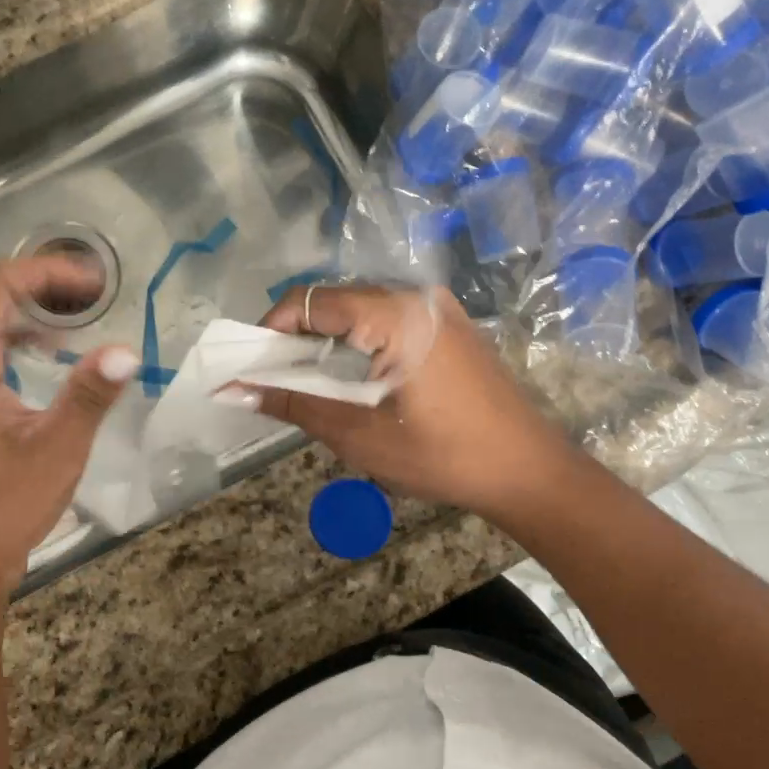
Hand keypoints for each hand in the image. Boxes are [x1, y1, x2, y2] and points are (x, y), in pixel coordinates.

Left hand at [0, 258, 138, 597]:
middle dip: (41, 280)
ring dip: (33, 306)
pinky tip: (55, 353)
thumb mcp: (57, 450)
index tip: (96, 286)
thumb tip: (127, 350)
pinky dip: (24, 335)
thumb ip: (88, 396)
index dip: (46, 271)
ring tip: (82, 313)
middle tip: (94, 294)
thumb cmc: (5, 507)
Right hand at [250, 284, 575, 520]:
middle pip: (333, 300)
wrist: (529, 471)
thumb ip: (295, 403)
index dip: (270, 329)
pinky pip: (388, 318)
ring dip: (326, 339)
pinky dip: (359, 340)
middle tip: (276, 379)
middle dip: (295, 336)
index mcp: (393, 315)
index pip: (309, 301)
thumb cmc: (442, 456)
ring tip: (311, 383)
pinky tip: (356, 379)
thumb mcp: (359, 435)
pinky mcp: (450, 325)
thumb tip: (239, 389)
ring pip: (359, 308)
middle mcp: (415, 297)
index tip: (250, 365)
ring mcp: (438, 308)